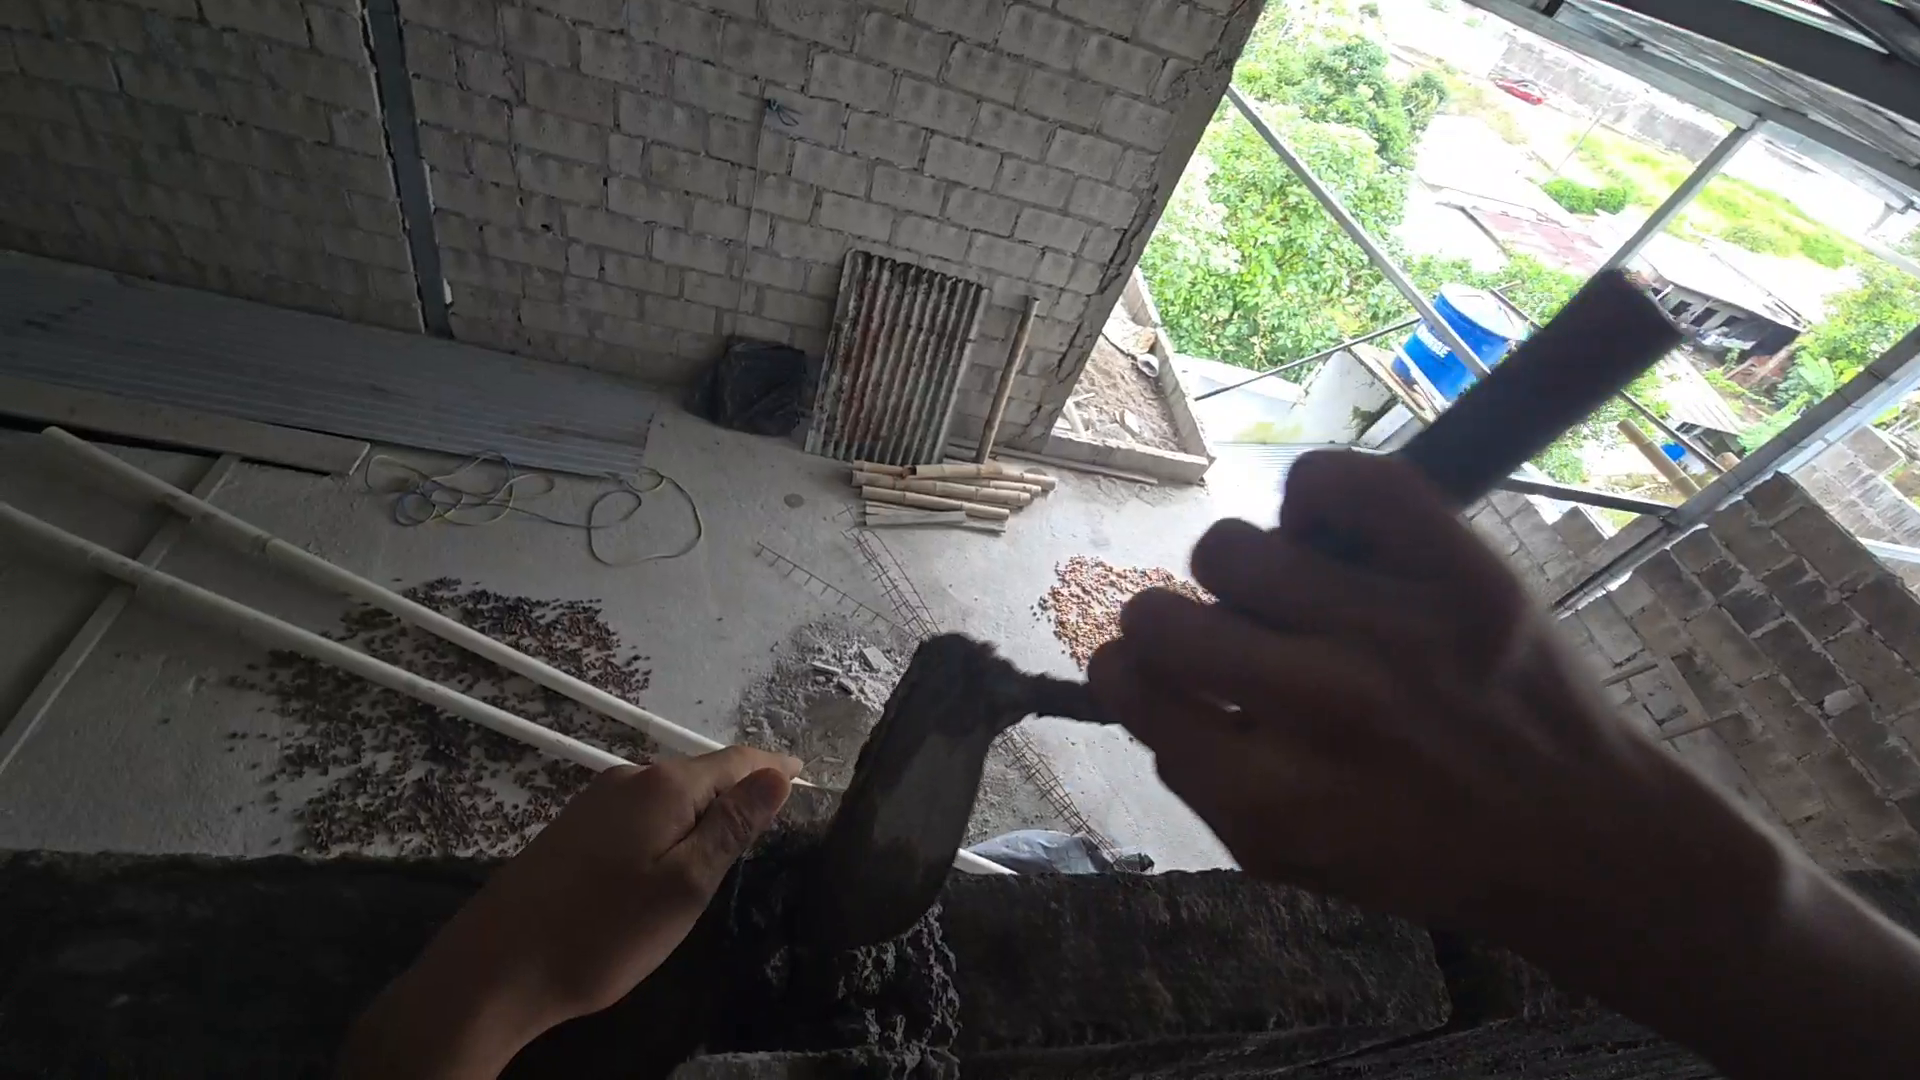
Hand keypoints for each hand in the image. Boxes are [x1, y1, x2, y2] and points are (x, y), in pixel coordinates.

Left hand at [339, 747, 800, 1078]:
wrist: (486, 976)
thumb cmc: (601, 934)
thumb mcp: (685, 887)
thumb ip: (733, 825)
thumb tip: (779, 775)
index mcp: (664, 786)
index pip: (737, 761)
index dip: (773, 767)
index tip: (805, 774)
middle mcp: (630, 777)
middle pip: (703, 772)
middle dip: (740, 787)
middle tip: (772, 815)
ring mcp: (596, 799)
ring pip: (670, 791)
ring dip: (704, 805)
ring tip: (728, 835)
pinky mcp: (573, 824)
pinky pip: (641, 807)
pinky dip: (670, 819)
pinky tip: (668, 849)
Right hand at [1087, 450, 1780, 945]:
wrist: (1587, 841)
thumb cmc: (1407, 853)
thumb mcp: (1272, 854)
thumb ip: (1184, 764)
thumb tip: (1130, 672)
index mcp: (1268, 793)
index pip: (1129, 684)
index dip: (1122, 670)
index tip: (1145, 670)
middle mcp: (1323, 705)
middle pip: (1158, 613)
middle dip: (1166, 626)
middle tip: (1220, 642)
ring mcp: (1395, 628)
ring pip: (1229, 548)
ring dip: (1239, 577)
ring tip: (1286, 600)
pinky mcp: (1460, 568)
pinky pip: (1334, 481)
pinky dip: (1311, 501)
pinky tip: (1330, 542)